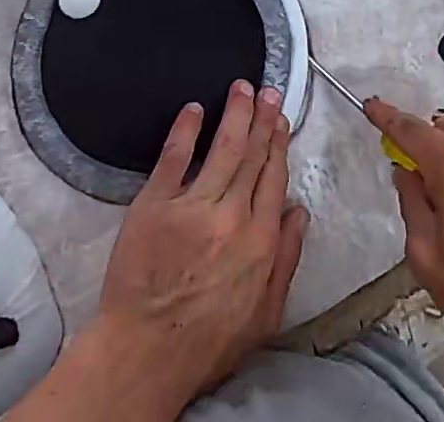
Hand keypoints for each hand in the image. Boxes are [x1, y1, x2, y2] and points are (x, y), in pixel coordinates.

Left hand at [9, 80, 307, 421]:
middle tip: (268, 91)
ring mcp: (193, 207)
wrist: (143, 355)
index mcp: (260, 237)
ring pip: (223, 149)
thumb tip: (300, 211)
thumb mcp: (267, 312)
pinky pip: (173, 160)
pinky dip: (185, 132)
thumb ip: (287, 258)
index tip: (282, 120)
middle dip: (263, 119)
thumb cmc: (208, 340)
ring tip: (242, 88)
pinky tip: (194, 110)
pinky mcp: (154, 207)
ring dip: (235, 114)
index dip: (278, 143)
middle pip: (252, 155)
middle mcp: (232, 214)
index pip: (273, 176)